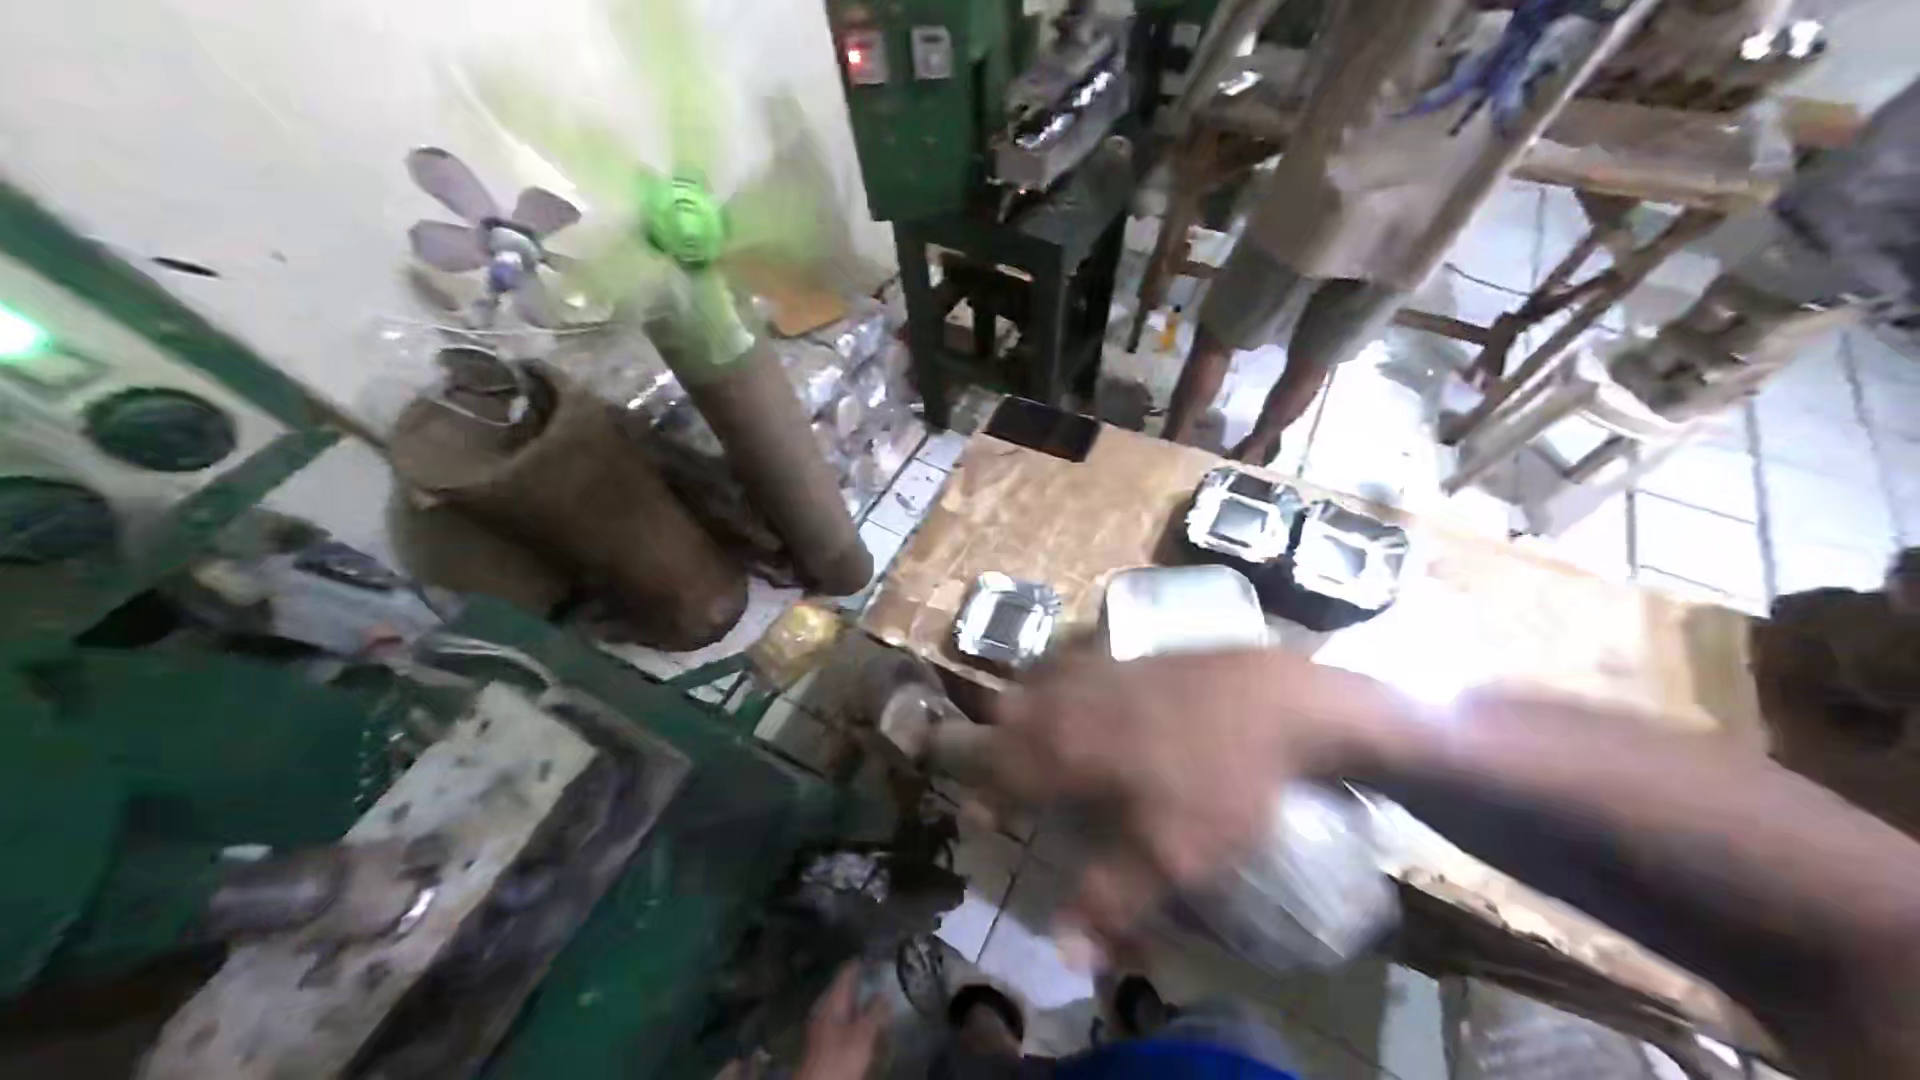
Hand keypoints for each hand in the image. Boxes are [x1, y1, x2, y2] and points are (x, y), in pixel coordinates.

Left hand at [797, 962, 886, 1079]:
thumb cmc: (840, 1058)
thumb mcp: (863, 1033)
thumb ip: (875, 1010)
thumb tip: (885, 991)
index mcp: (831, 1000)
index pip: (846, 971)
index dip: (863, 963)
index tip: (879, 959)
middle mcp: (824, 1008)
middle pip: (845, 989)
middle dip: (864, 985)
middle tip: (884, 981)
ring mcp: (821, 1026)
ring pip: (844, 1007)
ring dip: (861, 1004)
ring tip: (880, 1004)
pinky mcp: (823, 1044)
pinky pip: (842, 1023)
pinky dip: (855, 1021)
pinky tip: (866, 1028)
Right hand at [982, 649, 1393, 952]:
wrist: (1272, 700)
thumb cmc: (1218, 778)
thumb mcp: (1173, 856)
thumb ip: (1111, 899)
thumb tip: (1064, 953)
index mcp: (1064, 749)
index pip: (999, 771)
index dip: (985, 797)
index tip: (984, 818)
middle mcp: (1063, 702)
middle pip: (1002, 720)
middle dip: (993, 751)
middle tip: (1011, 782)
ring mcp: (1090, 670)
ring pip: (1027, 686)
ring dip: (1019, 715)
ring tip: (1033, 741)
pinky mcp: (1118, 654)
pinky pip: (1061, 661)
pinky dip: (1051, 681)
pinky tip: (1074, 694)